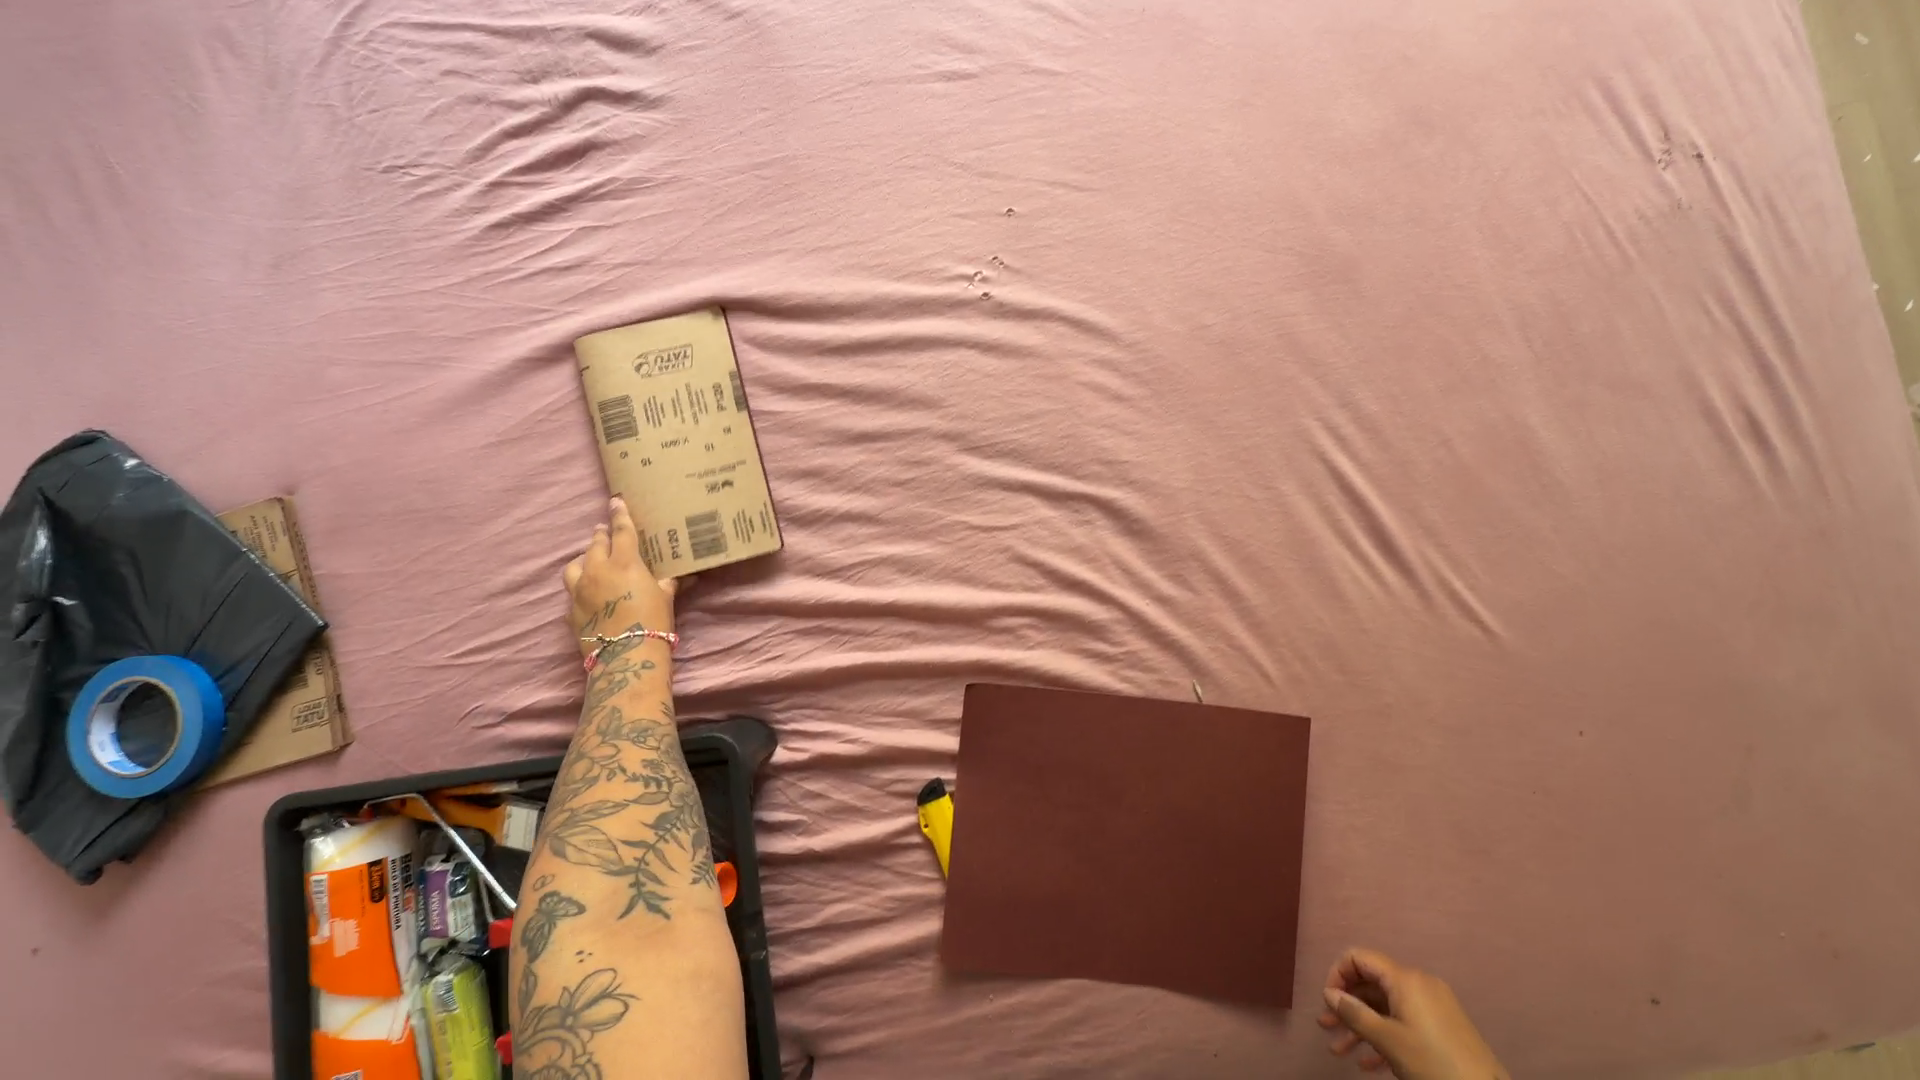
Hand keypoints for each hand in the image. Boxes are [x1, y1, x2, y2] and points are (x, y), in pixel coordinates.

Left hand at [564, 497, 677, 657]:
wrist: (626, 655)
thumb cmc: (653, 623)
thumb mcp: (665, 599)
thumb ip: (669, 583)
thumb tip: (686, 576)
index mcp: (624, 562)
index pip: (621, 530)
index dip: (619, 514)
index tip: (615, 501)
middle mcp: (598, 570)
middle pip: (596, 544)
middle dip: (602, 535)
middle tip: (605, 530)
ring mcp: (580, 589)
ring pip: (575, 564)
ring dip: (584, 557)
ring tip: (590, 559)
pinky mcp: (571, 609)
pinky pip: (572, 590)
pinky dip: (581, 585)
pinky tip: (589, 591)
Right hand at [1318, 948, 1507, 1079]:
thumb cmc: (1431, 1061)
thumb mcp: (1387, 1039)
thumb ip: (1354, 1013)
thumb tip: (1329, 993)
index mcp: (1405, 979)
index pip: (1359, 958)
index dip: (1337, 975)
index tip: (1328, 1003)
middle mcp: (1418, 984)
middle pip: (1370, 984)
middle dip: (1346, 1006)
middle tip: (1326, 1028)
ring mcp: (1431, 1006)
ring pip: (1385, 1008)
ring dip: (1360, 1026)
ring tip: (1339, 1050)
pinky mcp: (1440, 1026)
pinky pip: (1403, 1022)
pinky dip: (1383, 1037)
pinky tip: (1368, 1063)